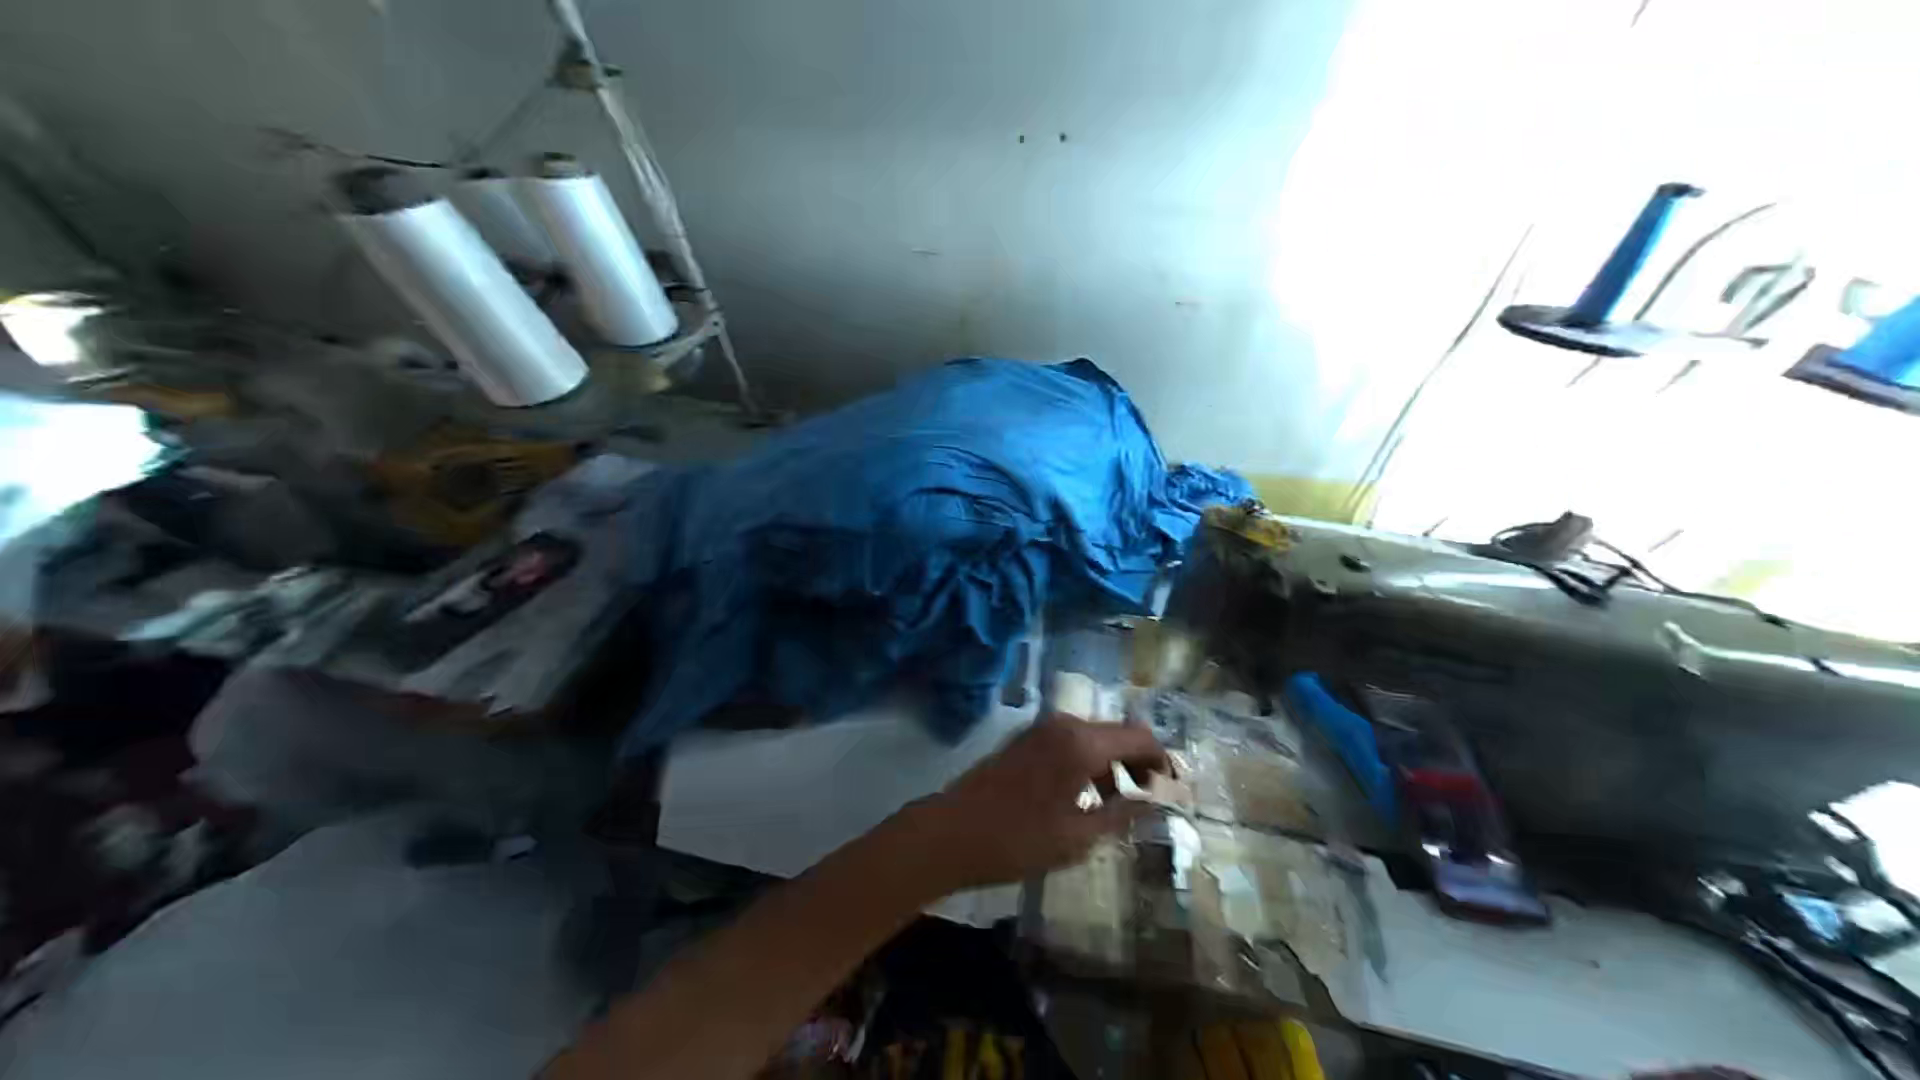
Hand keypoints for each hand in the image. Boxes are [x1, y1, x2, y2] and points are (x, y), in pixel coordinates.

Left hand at [891, 714, 1168, 892]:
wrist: (951, 832)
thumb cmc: (1018, 839)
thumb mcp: (1079, 836)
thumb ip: (1123, 814)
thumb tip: (1156, 802)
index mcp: (1081, 742)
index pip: (1140, 738)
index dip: (1162, 761)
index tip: (1175, 789)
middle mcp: (1063, 724)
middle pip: (1117, 734)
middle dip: (1138, 764)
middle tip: (1149, 801)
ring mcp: (1040, 729)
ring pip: (1093, 739)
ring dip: (1112, 766)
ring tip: (1119, 806)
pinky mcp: (1024, 740)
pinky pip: (1070, 743)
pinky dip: (1087, 764)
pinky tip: (1085, 798)